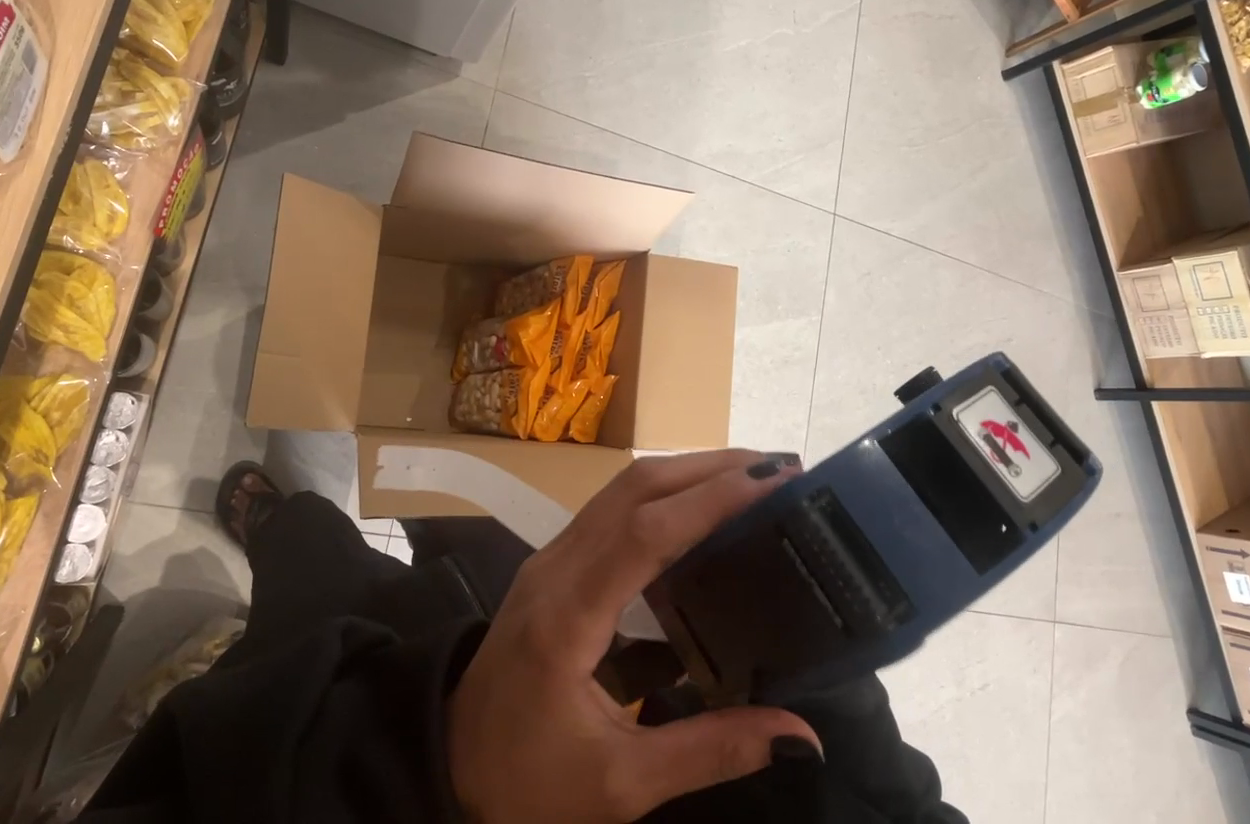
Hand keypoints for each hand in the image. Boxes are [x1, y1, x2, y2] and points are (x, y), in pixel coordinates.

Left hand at [447, 450, 820, 823]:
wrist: (448, 766)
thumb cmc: (527, 781)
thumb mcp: (622, 782)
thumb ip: (711, 752)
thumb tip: (801, 739)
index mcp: (567, 616)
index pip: (645, 531)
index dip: (710, 498)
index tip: (772, 480)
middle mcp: (555, 569)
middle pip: (633, 488)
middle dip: (707, 467)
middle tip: (777, 470)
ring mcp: (550, 561)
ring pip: (621, 491)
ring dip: (685, 474)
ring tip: (751, 482)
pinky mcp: (553, 568)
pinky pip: (612, 514)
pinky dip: (662, 499)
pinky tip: (701, 518)